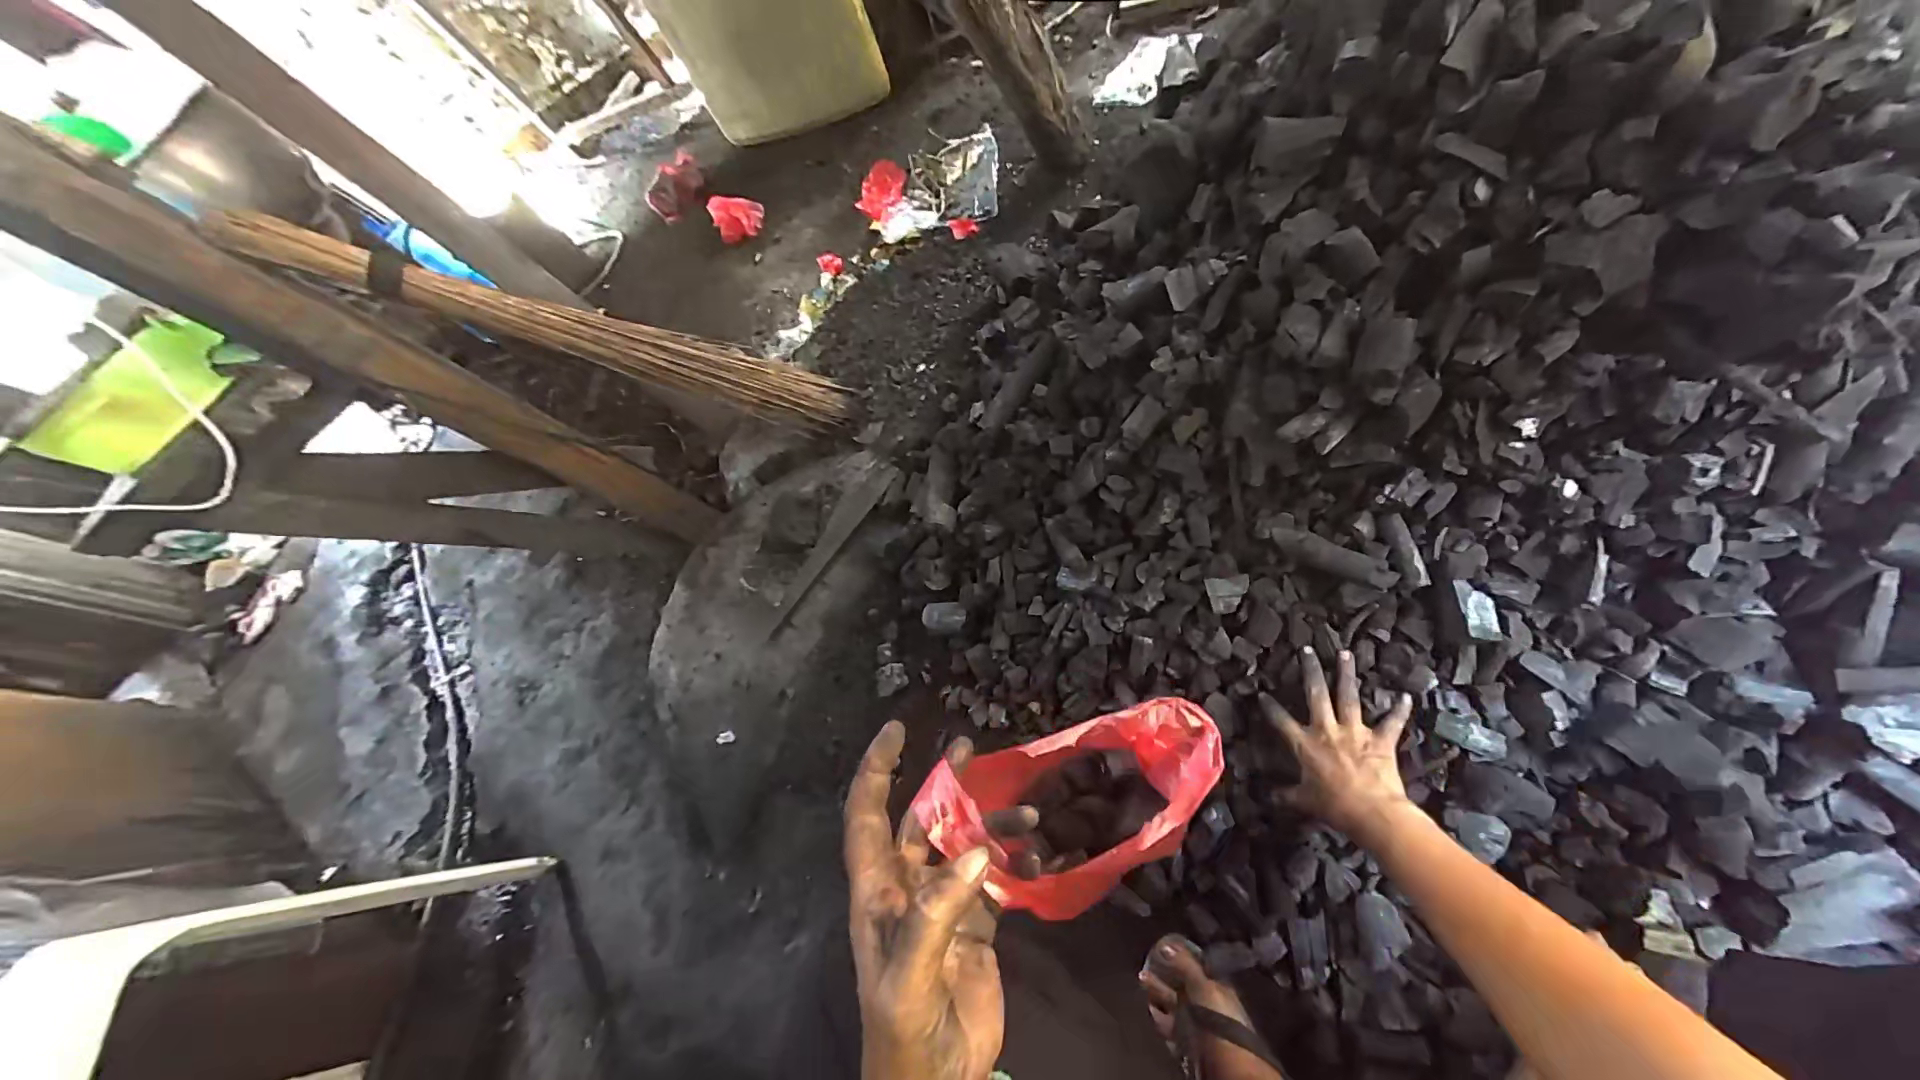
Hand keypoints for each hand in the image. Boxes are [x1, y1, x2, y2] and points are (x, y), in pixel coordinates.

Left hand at [844, 722, 1022, 1079]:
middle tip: (968, 748)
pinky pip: (995, 877)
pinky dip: (1015, 861)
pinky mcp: (976, 922)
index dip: (876, 769)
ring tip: (1027, 815)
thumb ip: (936, 914)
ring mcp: (943, 901)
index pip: (866, 815)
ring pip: (962, 842)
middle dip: (941, 781)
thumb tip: (975, 854)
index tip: (897, 731)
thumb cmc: (904, 1032)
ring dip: (991, 824)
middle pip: (919, 816)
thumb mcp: (909, 977)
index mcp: (877, 890)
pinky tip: (1039, 856)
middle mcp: (907, 885)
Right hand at [1259, 647, 1414, 844]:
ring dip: (1347, 674)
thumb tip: (1269, 798)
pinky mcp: (1381, 741)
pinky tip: (1405, 696)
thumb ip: (1286, 796)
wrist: (1374, 813)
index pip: (1280, 720)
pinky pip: (1392, 722)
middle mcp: (1327, 730)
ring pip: (1349, 697)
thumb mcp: (1303, 802)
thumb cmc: (1334, 807)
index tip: (1262, 693)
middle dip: (1311, 671)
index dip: (1269, 706)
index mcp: (1304, 744)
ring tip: (1345, 653)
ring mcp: (1356, 732)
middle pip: (1316, 694)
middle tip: (1307, 651)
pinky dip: (1399, 710)